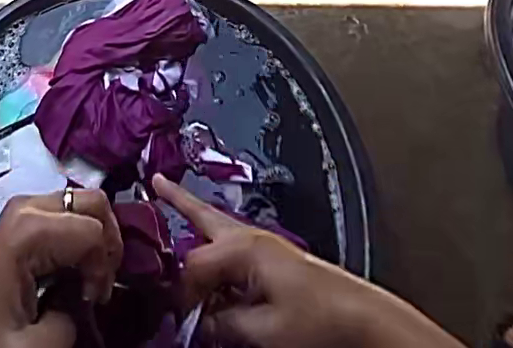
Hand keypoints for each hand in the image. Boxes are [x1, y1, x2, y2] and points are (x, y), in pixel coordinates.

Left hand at [0, 189, 123, 347]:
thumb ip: (71, 318)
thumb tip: (81, 300)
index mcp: (28, 229)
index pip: (93, 230)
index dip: (104, 267)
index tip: (95, 303)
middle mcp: (26, 207)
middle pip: (91, 201)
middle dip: (106, 239)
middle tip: (101, 284)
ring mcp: (21, 212)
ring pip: (80, 204)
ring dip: (93, 238)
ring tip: (87, 281)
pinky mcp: (18, 226)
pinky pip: (63, 217)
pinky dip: (77, 238)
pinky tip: (71, 272)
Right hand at [155, 175, 463, 347]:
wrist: (356, 313)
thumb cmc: (316, 318)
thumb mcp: (265, 330)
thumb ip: (225, 324)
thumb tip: (198, 323)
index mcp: (243, 249)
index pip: (194, 266)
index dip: (182, 294)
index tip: (181, 318)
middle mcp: (247, 237)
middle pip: (202, 214)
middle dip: (177, 199)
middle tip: (155, 183)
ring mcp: (258, 242)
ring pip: (214, 223)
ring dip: (191, 215)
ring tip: (169, 197)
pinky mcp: (267, 254)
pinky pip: (228, 242)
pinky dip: (210, 240)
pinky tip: (203, 247)